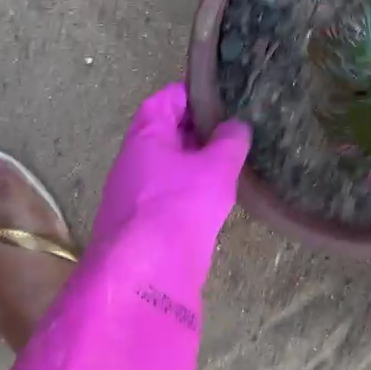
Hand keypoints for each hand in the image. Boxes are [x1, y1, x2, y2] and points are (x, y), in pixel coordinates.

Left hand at [89, 82, 250, 249]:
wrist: (144, 277)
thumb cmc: (179, 206)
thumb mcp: (217, 167)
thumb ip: (230, 141)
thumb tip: (236, 125)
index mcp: (145, 138)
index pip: (165, 100)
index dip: (192, 93)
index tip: (222, 94)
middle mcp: (134, 162)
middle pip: (167, 132)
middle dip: (199, 128)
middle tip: (236, 124)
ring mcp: (136, 195)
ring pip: (171, 165)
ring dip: (198, 161)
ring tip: (234, 158)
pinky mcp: (144, 225)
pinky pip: (171, 193)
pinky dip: (193, 188)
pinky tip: (219, 194)